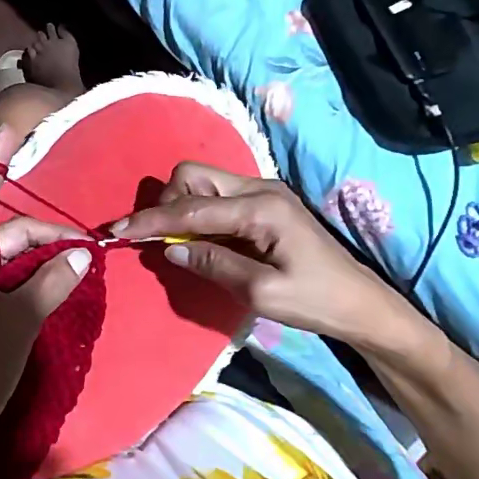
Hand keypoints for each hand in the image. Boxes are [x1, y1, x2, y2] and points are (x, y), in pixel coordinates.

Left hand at [0, 128, 92, 434]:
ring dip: (45, 253)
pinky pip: (13, 273)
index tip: (8, 127)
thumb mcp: (21, 318)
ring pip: (14, 253)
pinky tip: (64, 273)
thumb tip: (85, 251)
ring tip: (81, 259)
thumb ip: (54, 279)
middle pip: (6, 230)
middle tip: (86, 246)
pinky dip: (38, 271)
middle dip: (45, 233)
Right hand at [110, 163, 434, 355]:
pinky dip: (199, 213)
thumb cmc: (315, 302)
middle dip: (168, 203)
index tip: (118, 231)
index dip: (152, 221)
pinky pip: (218, 197)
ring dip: (182, 207)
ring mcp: (263, 192)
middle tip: (162, 241)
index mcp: (261, 208)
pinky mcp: (264, 203)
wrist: (360, 303)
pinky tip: (199, 240)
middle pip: (194, 175)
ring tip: (178, 243)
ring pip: (204, 182)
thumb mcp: (261, 293)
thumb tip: (170, 248)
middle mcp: (260, 188)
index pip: (191, 207)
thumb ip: (213, 264)